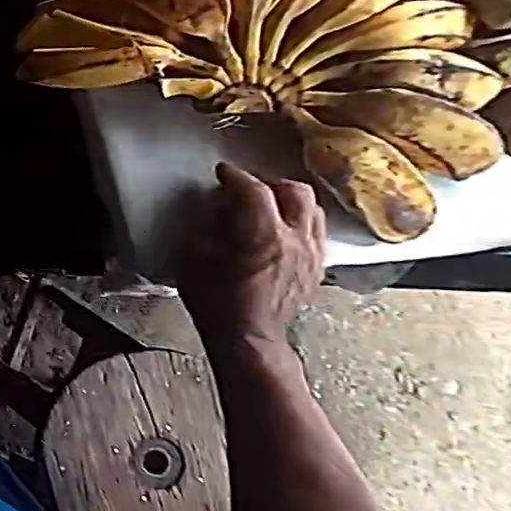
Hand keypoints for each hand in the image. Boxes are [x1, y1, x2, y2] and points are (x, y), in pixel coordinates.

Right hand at [178, 162, 325, 349]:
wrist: (247, 337)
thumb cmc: (216, 301)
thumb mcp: (194, 259)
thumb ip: (206, 229)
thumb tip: (216, 213)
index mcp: (262, 234)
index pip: (254, 189)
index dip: (236, 176)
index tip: (223, 173)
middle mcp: (294, 239)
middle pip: (294, 191)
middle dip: (269, 183)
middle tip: (249, 187)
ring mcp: (311, 254)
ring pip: (312, 209)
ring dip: (289, 200)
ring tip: (269, 205)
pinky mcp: (316, 268)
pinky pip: (316, 232)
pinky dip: (299, 222)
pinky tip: (282, 231)